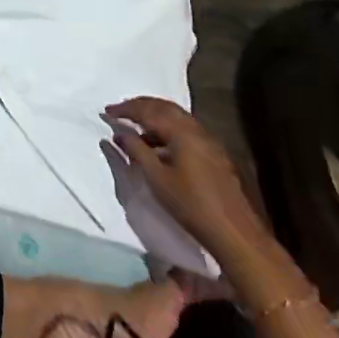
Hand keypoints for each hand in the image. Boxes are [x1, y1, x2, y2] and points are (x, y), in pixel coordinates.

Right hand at [104, 97, 267, 262]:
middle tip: (119, 111)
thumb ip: (136, 150)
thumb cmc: (190, 204)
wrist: (232, 231)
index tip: (106, 112)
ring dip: (154, 117)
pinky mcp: (213, 154)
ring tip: (134, 127)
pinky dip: (166, 129)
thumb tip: (119, 133)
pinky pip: (185, 130)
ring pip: (177, 118)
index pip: (149, 111)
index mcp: (182, 133)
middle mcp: (197, 131)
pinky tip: (157, 145)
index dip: (126, 109)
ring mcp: (208, 142)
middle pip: (165, 108)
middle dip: (140, 106)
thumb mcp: (156, 178)